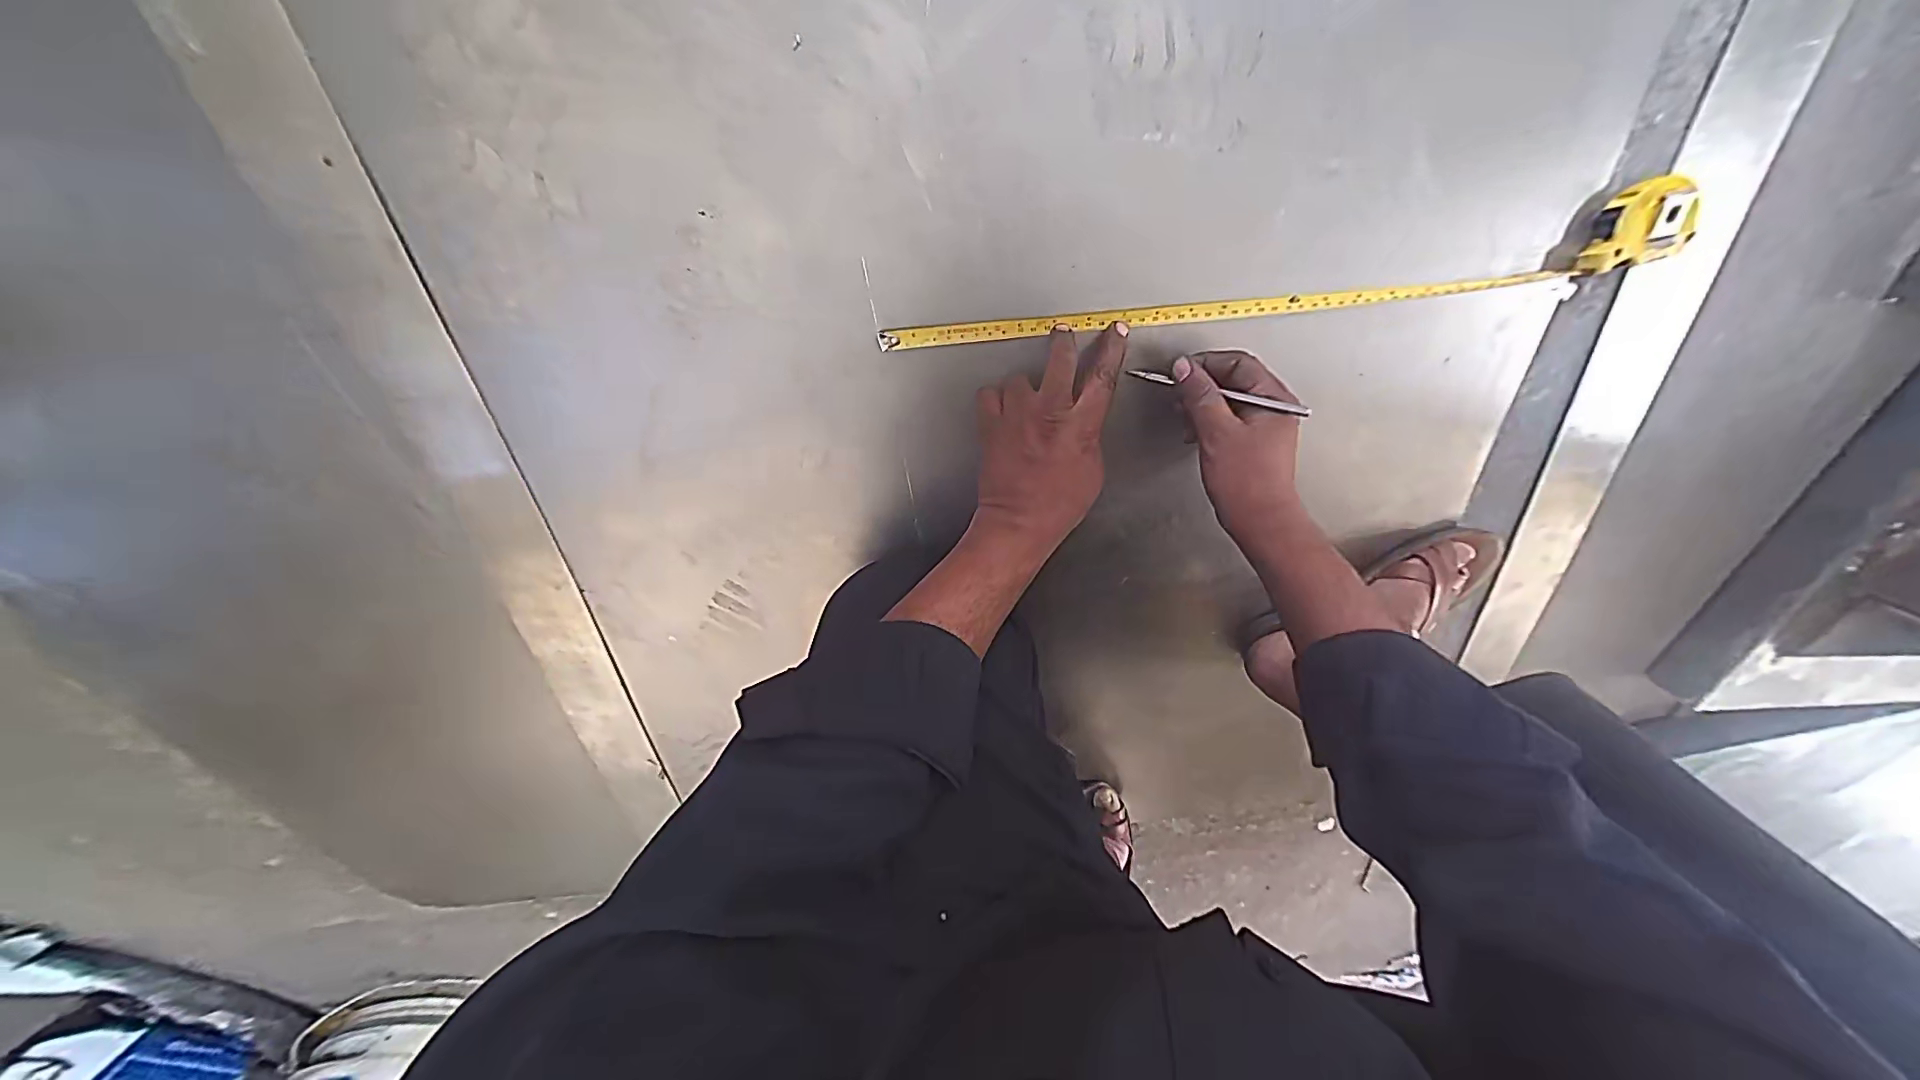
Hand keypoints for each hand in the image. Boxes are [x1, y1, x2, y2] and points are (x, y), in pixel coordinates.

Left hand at [973, 323, 1128, 553]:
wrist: (1018, 522)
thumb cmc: (1057, 505)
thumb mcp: (1093, 470)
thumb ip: (1090, 435)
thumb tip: (1086, 419)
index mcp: (1080, 424)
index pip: (1103, 374)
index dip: (1111, 348)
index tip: (1114, 333)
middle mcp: (1049, 412)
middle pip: (1060, 357)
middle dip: (1064, 342)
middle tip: (1064, 336)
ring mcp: (1017, 415)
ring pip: (1019, 378)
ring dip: (1024, 386)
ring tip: (1025, 404)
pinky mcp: (991, 424)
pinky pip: (990, 394)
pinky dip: (996, 399)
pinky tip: (1002, 411)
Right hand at [1171, 350, 1305, 543]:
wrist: (1259, 520)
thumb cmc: (1248, 483)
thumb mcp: (1216, 431)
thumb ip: (1200, 395)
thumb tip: (1186, 369)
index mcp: (1273, 398)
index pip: (1237, 362)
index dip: (1205, 363)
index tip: (1180, 372)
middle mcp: (1273, 407)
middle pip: (1232, 378)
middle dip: (1201, 384)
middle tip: (1179, 395)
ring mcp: (1263, 424)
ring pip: (1227, 398)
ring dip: (1201, 403)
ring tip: (1185, 416)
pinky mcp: (1251, 440)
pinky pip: (1227, 417)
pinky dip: (1207, 419)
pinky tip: (1194, 431)